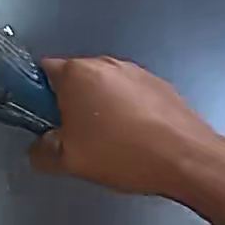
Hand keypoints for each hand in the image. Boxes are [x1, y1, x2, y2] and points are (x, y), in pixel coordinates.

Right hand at [29, 56, 224, 198]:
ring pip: (103, 85)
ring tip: (110, 142)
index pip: (42, 70)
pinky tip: (136, 138)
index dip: (37, 95)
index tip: (44, 119)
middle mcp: (103, 62)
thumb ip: (41, 152)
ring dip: (100, 106)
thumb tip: (38, 148)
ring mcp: (133, 71)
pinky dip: (127, 110)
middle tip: (75, 136)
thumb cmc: (124, 153)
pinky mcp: (157, 83)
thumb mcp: (69, 162)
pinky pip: (130, 93)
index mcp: (76, 73)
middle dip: (70, 103)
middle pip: (74, 78)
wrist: (187, 158)